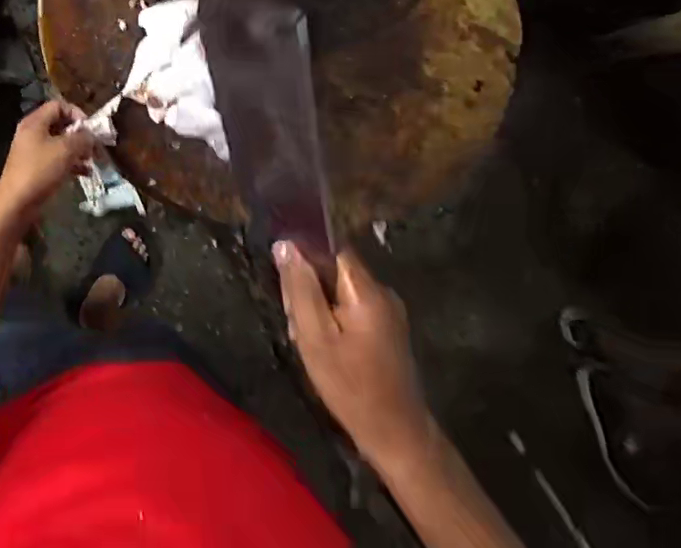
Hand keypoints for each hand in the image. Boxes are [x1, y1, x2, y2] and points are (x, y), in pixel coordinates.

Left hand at [0, 101, 94, 224]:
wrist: (16, 203)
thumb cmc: (40, 170)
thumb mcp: (66, 150)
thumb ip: (82, 138)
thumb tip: (91, 135)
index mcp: (35, 122)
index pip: (58, 105)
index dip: (77, 113)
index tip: (90, 128)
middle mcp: (32, 133)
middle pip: (60, 125)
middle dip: (80, 135)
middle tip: (95, 147)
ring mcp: (32, 151)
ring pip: (60, 143)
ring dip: (78, 150)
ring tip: (92, 161)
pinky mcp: (35, 168)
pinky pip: (56, 159)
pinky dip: (71, 163)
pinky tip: (85, 173)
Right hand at [275, 241, 435, 467]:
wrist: (397, 435)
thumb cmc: (351, 386)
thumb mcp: (315, 337)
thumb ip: (300, 288)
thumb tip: (285, 245)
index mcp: (366, 291)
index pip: (331, 248)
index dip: (304, 253)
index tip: (283, 273)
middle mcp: (382, 293)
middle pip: (334, 268)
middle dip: (307, 285)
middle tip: (294, 319)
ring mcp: (388, 312)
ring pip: (339, 289)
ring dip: (317, 304)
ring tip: (305, 336)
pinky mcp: (386, 329)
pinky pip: (350, 306)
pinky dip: (331, 317)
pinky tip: (322, 344)